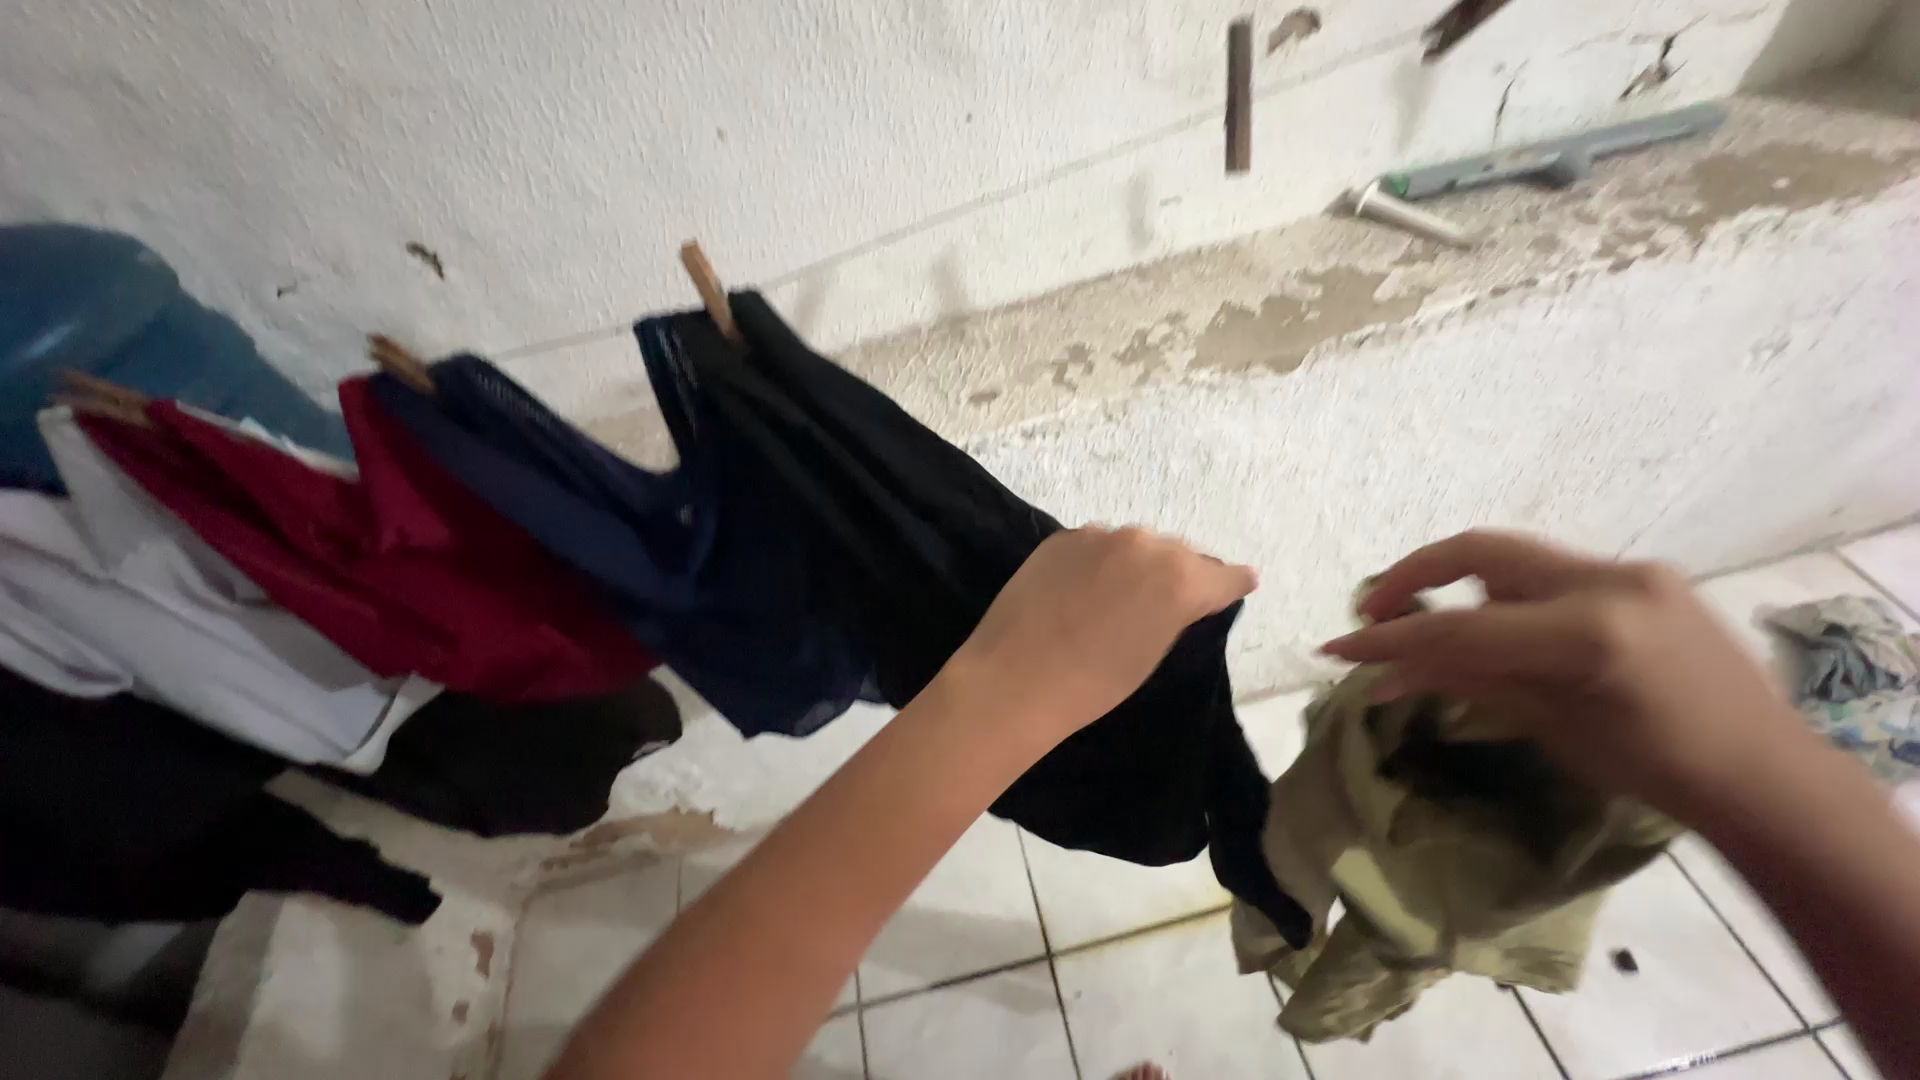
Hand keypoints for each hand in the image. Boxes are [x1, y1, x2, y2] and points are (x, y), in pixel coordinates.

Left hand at [945, 526, 1257, 747]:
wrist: (1015, 678)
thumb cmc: (1094, 683)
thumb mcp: (1153, 652)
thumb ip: (1178, 611)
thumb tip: (1190, 593)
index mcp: (1180, 577)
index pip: (1224, 575)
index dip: (1232, 584)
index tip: (1239, 584)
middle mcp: (1145, 544)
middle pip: (1178, 554)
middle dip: (1179, 574)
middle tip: (1166, 603)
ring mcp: (1100, 535)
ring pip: (1135, 545)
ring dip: (1137, 564)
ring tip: (1121, 596)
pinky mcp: (1063, 537)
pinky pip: (1097, 545)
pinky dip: (1101, 561)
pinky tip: (1086, 589)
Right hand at [1318, 530, 1815, 822]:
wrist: (1768, 777)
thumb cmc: (1654, 768)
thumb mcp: (1545, 725)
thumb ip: (1460, 681)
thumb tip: (1380, 675)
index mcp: (1589, 632)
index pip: (1459, 625)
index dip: (1388, 639)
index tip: (1334, 649)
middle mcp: (1609, 580)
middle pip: (1479, 550)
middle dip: (1412, 575)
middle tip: (1374, 611)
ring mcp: (1630, 569)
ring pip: (1511, 558)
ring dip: (1458, 586)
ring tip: (1428, 625)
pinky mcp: (1642, 574)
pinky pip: (1547, 573)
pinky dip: (1503, 595)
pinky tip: (1496, 629)